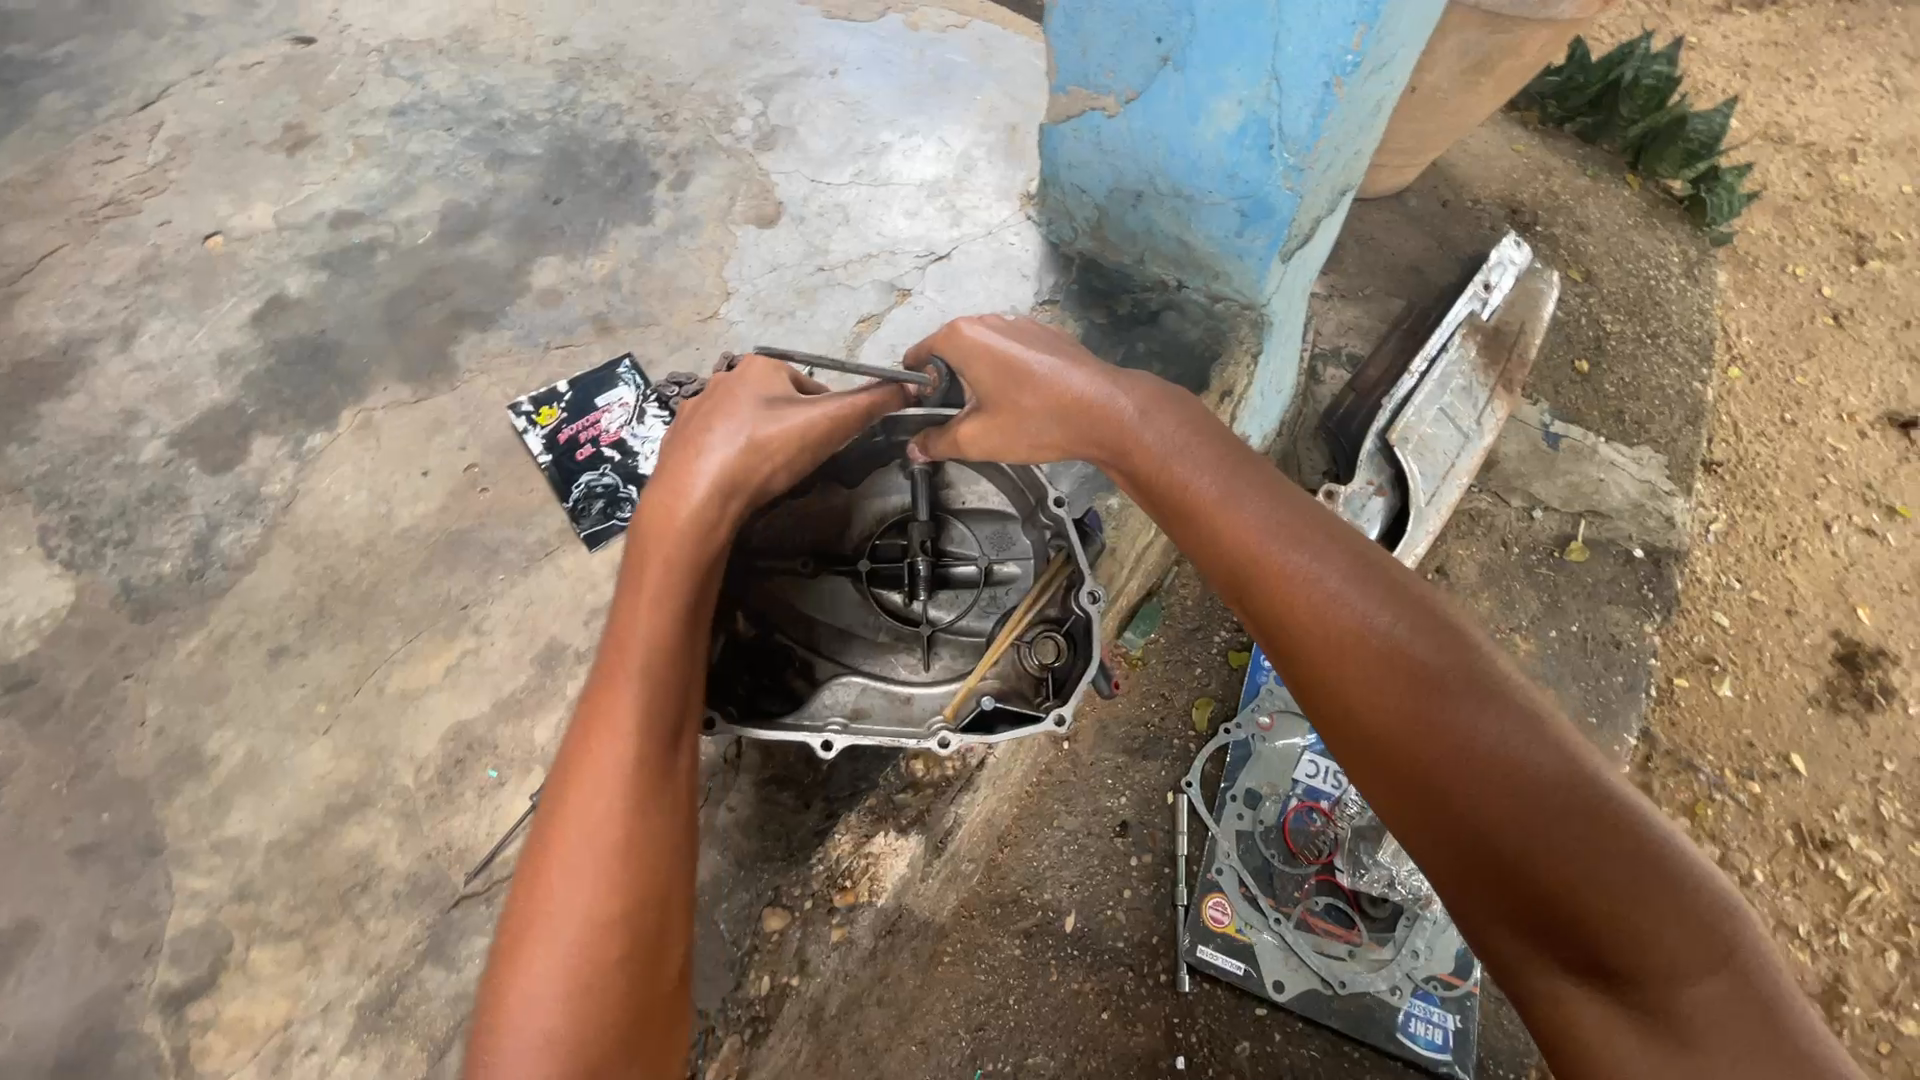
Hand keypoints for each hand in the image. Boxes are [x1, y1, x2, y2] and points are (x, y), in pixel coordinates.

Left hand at [648, 353, 909, 531]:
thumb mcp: (830, 425)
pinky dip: (729, 459)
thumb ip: (872, 404)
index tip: (827, 447)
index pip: (811, 388)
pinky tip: (734, 481)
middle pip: (777, 404)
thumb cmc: (766, 453)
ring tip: (766, 476)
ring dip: (760, 444)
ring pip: (744, 423)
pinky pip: (714, 444)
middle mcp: (724, 377)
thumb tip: (912, 385)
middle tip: (797, 466)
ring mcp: (696, 407)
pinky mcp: (678, 438)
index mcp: (761, 366)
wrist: (696, 496)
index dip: (827, 419)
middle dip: (791, 431)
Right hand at [902, 315, 1141, 465]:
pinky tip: (1024, 401)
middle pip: (948, 352)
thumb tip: (914, 449)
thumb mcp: (976, 440)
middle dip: (946, 384)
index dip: (914, 388)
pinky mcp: (1046, 334)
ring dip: (977, 379)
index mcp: (961, 337)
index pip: (916, 356)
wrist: (1106, 412)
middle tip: (959, 421)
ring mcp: (1020, 323)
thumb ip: (936, 442)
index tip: (922, 415)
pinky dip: (1006, 373)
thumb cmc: (1034, 421)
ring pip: (982, 352)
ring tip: (994, 413)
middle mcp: (988, 320)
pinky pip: (1011, 352)